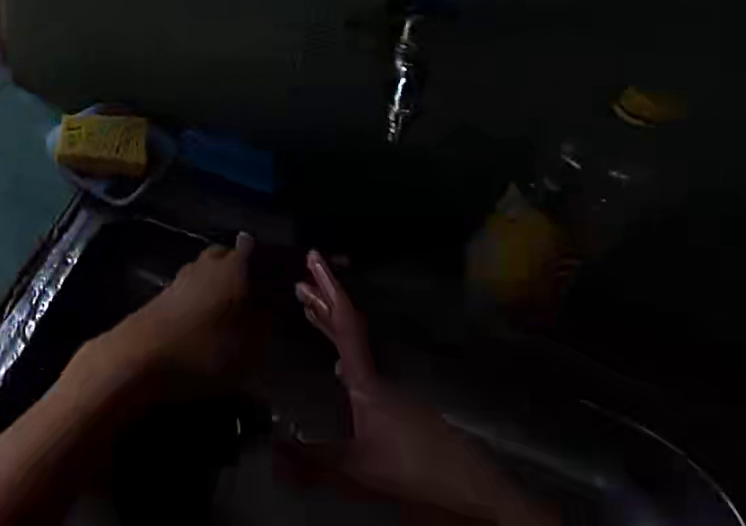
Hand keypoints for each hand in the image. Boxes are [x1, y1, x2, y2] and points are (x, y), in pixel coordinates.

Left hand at [69, 233, 255, 394]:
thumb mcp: (251, 347)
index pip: (257, 252)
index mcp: (235, 267)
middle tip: (255, 296)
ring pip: (209, 270)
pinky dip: (203, 296)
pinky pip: (193, 286)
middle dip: (243, 271)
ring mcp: (183, 275)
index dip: (268, 264)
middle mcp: (209, 262)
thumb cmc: (205, 351)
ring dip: (220, 283)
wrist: (141, 357)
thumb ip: (264, 321)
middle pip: (230, 257)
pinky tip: (206, 319)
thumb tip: (268, 302)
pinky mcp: (165, 292)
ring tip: (232, 312)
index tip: (279, 280)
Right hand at [293, 252, 552, 525]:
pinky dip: (343, 348)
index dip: (329, 289)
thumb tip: (273, 458)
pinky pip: (362, 360)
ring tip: (308, 307)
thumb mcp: (360, 469)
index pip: (344, 324)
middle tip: (298, 281)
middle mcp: (378, 371)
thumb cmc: (415, 469)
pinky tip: (334, 364)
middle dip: (323, 301)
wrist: (472, 489)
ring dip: (331, 323)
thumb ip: (315, 463)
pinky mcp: (399, 399)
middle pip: (348, 326)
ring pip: (356, 342)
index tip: (314, 256)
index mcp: (366, 379)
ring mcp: (391, 382)